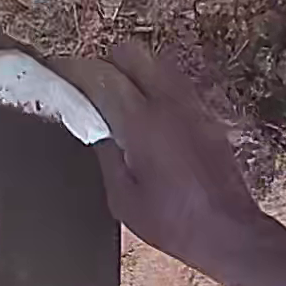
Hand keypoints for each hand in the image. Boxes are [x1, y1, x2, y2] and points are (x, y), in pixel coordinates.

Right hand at [53, 42, 271, 275]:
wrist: (229, 232)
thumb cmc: (175, 224)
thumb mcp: (123, 198)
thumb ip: (105, 154)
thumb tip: (93, 128)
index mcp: (142, 122)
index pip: (100, 74)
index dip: (73, 69)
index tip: (56, 72)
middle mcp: (170, 103)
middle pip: (130, 52)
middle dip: (104, 63)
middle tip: (89, 90)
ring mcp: (194, 106)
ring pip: (156, 63)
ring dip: (132, 73)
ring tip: (117, 104)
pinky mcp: (208, 117)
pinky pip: (175, 85)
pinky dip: (155, 88)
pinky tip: (147, 119)